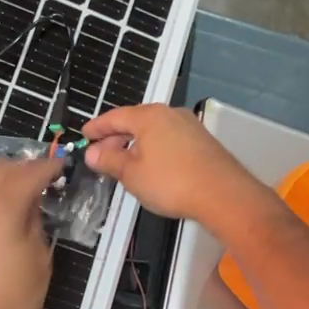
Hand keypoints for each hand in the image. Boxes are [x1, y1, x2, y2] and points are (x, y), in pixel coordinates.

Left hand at [0, 157, 62, 308]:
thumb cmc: (9, 302)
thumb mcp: (39, 263)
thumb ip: (36, 225)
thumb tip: (30, 207)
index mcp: (2, 207)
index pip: (30, 173)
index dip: (48, 167)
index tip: (60, 167)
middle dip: (21, 168)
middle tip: (37, 178)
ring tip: (7, 186)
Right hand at [82, 104, 273, 226]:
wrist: (223, 194)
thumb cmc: (172, 182)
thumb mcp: (132, 174)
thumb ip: (109, 161)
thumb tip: (93, 153)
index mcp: (148, 116)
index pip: (115, 117)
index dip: (97, 127)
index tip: (85, 135)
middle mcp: (169, 114)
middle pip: (135, 121)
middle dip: (116, 137)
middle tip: (100, 153)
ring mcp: (189, 125)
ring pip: (153, 130)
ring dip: (135, 143)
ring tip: (124, 162)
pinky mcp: (202, 141)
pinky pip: (169, 138)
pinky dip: (154, 148)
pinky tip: (150, 165)